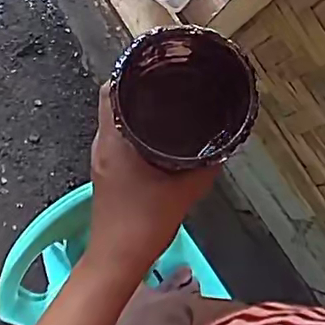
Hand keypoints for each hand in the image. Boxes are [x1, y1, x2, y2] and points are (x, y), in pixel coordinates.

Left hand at [85, 83, 217, 276]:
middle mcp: (102, 143)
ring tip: (165, 101)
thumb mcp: (184, 191)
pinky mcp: (106, 171)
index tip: (153, 64)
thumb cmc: (143, 223)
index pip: (110, 89)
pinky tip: (156, 133)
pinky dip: (134, 128)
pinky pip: (118, 136)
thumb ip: (205, 166)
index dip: (129, 72)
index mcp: (114, 139)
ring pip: (115, 119)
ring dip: (135, 108)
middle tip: (166, 79)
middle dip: (137, 87)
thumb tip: (223, 146)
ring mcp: (101, 157)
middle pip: (112, 100)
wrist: (117, 260)